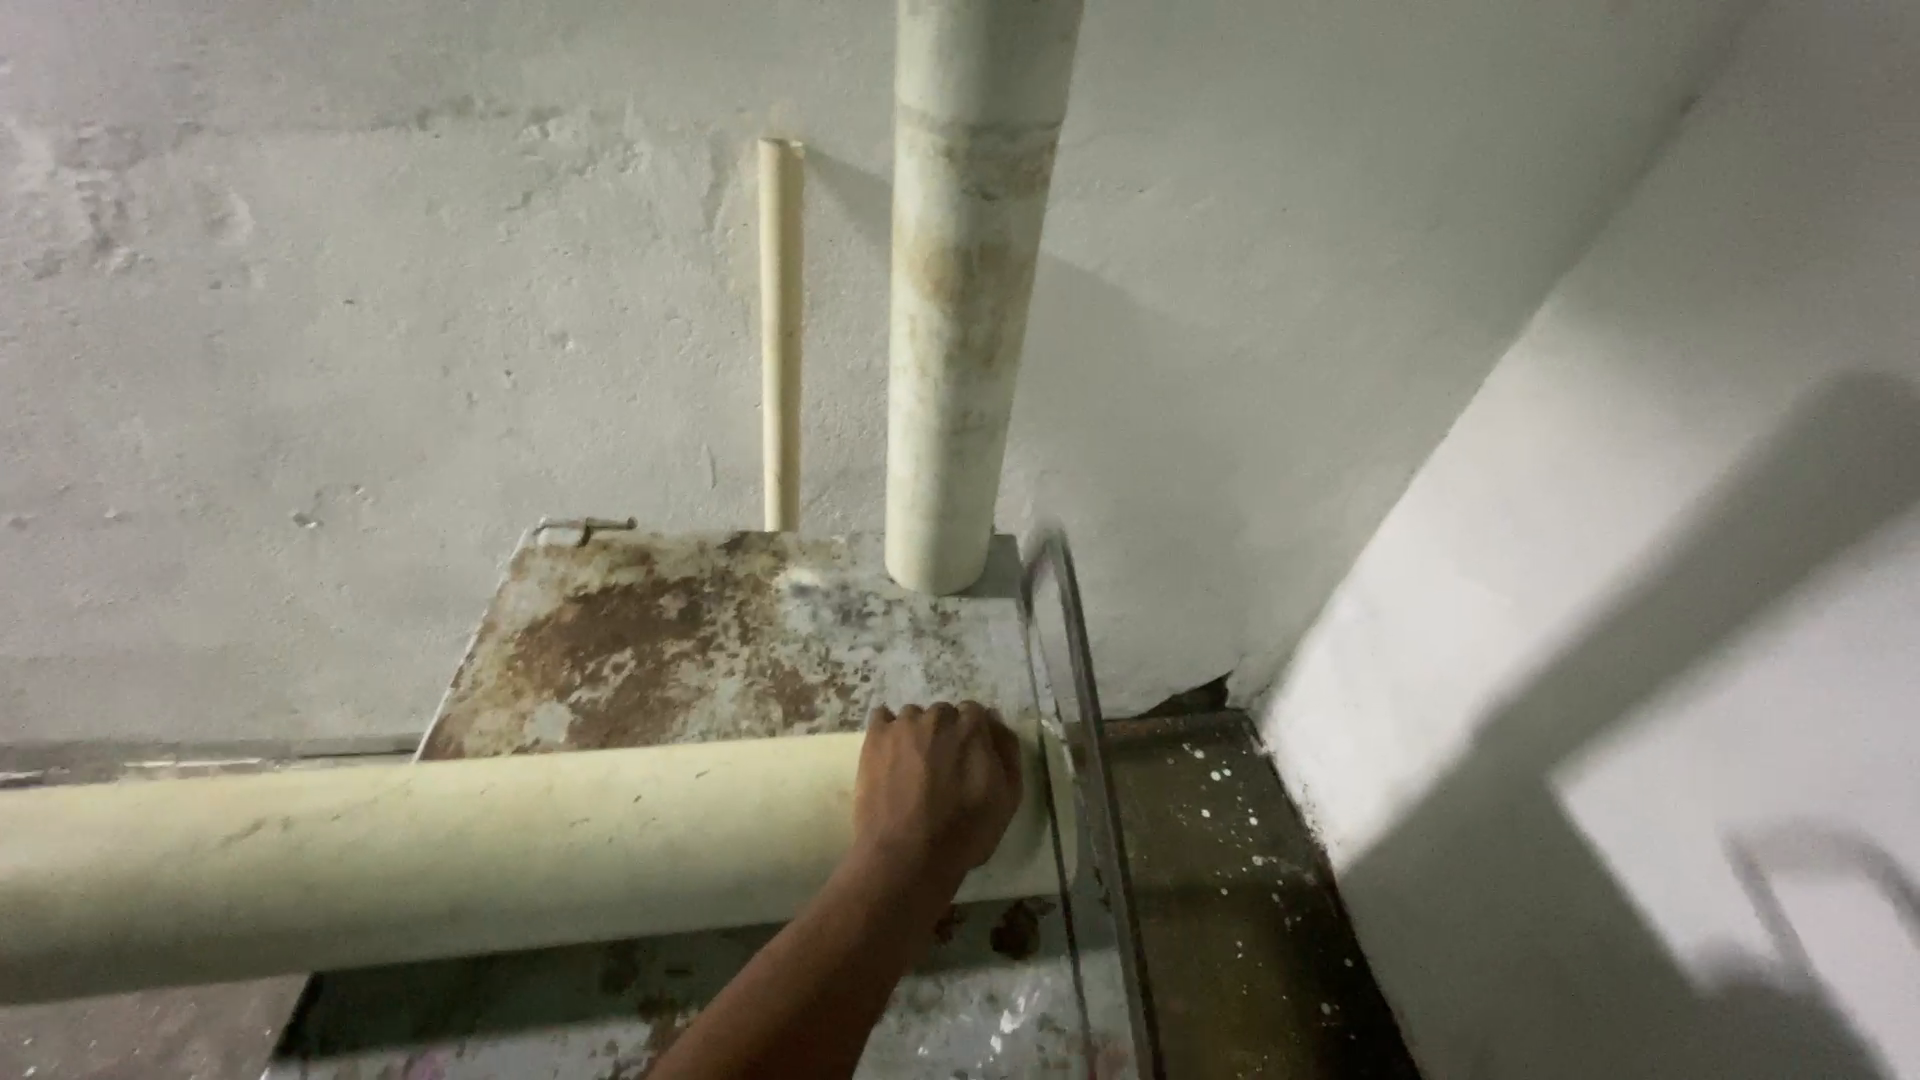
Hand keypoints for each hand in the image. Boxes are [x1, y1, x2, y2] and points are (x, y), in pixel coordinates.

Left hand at [852, 702, 1023, 886]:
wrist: (907, 855)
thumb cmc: (964, 832)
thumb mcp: (1008, 798)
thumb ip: (1007, 752)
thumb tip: (994, 720)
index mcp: (973, 728)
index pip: (974, 713)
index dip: (971, 735)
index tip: (966, 758)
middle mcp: (938, 717)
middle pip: (943, 713)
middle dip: (944, 733)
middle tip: (940, 766)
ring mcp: (903, 725)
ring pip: (913, 716)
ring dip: (915, 732)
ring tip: (911, 764)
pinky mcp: (875, 738)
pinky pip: (881, 716)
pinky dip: (887, 730)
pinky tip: (888, 753)